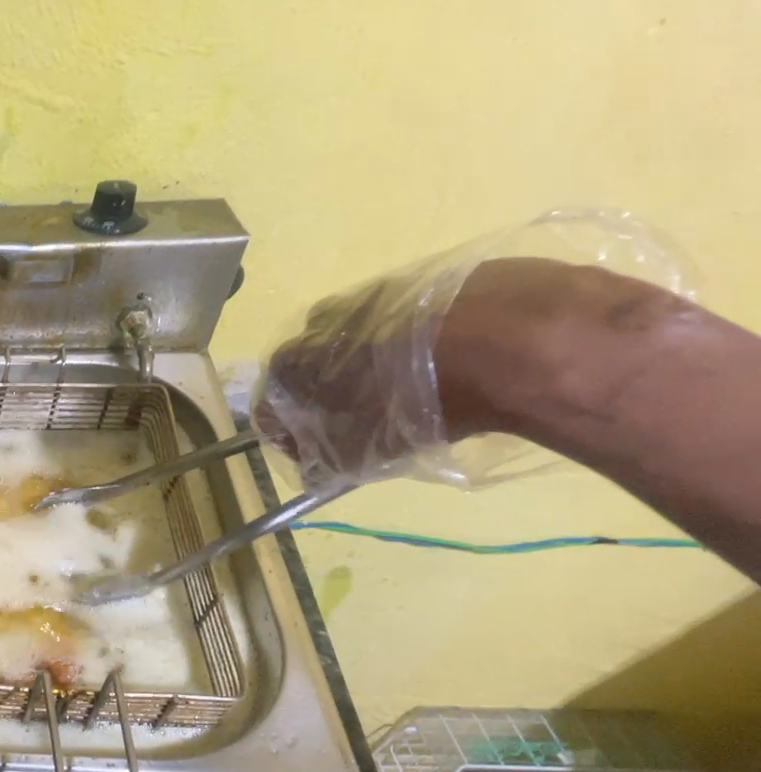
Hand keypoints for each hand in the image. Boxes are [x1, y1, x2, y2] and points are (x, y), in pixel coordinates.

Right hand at [256, 254, 684, 491]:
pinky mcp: (435, 274)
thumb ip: (333, 458)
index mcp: (298, 362)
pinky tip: (458, 353)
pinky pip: (414, 310)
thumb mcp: (373, 450)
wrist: (522, 341)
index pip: (275, 397)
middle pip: (314, 356)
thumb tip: (316, 470)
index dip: (292, 425)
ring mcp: (381, 291)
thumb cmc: (426, 403)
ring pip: (364, 328)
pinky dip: (424, 331)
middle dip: (332, 382)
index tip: (315, 444)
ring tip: (417, 380)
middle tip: (367, 411)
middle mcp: (326, 321)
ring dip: (377, 351)